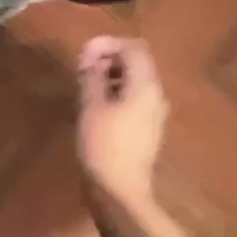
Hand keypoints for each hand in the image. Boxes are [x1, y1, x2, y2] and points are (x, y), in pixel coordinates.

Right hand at [75, 36, 168, 210]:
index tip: (82, 54)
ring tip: (84, 90)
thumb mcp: (91, 107)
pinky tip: (95, 111)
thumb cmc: (102, 146)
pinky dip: (114, 97)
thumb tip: (90, 54)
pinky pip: (133, 102)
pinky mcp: (146, 132)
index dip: (107, 44)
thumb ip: (91, 75)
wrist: (119, 192)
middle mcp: (156, 95)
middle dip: (108, 61)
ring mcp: (153, 115)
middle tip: (80, 72)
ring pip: (133, 84)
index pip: (133, 48)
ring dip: (109, 80)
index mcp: (145, 85)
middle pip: (136, 64)